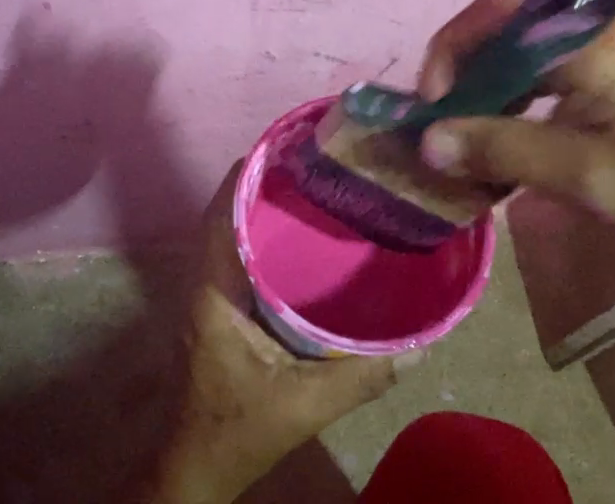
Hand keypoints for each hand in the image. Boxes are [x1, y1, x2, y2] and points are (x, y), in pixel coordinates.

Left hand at [148, 163, 407, 503]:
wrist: (193, 470)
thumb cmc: (239, 431)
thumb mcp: (305, 406)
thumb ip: (362, 377)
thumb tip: (421, 346)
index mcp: (216, 292)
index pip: (221, 212)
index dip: (250, 172)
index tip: (292, 145)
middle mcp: (206, 283)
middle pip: (227, 212)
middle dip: (266, 181)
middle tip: (319, 162)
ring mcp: (210, 296)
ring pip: (231, 231)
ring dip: (264, 205)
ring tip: (317, 187)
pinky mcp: (220, 309)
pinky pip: (239, 254)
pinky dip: (265, 234)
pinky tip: (306, 238)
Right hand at [416, 0, 614, 254]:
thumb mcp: (583, 174)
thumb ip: (503, 150)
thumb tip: (428, 140)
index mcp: (587, 42)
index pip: (497, 15)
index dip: (452, 50)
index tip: (435, 107)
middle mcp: (587, 35)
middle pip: (501, 30)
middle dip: (462, 74)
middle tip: (442, 130)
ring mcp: (594, 56)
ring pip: (515, 56)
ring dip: (482, 94)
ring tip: (463, 145)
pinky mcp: (598, 81)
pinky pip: (536, 78)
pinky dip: (508, 107)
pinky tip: (498, 149)